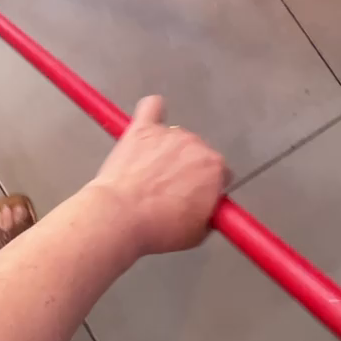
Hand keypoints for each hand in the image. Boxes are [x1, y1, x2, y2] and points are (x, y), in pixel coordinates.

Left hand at [86, 96, 227, 256]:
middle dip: (186, 169)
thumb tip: (205, 206)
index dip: (207, 187)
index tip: (193, 198)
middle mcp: (195, 144)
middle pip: (197, 152)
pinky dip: (153, 111)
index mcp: (215, 168)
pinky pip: (152, 107)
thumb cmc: (160, 228)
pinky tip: (150, 119)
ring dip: (166, 150)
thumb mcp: (198, 232)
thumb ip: (208, 212)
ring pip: (174, 137)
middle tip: (167, 190)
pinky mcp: (140, 129)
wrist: (121, 216)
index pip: (220, 173)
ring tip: (148, 173)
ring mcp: (167, 134)